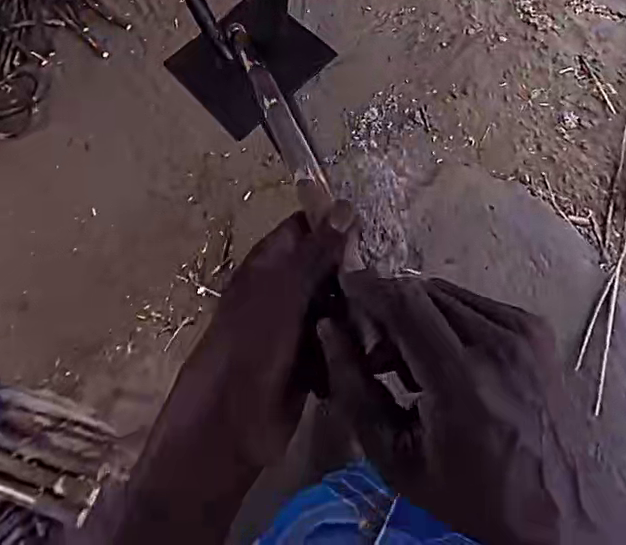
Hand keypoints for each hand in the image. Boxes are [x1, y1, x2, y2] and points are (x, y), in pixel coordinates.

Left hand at [100, 204, 354, 543]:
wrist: (232, 420)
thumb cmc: (252, 342)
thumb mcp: (286, 289)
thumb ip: (318, 250)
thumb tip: (347, 205)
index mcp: (272, 262)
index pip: (306, 227)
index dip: (336, 224)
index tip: (377, 228)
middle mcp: (285, 288)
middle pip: (327, 268)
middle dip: (355, 274)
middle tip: (393, 281)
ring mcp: (298, 325)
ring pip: (338, 307)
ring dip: (357, 315)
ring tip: (387, 321)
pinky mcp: (312, 360)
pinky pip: (339, 343)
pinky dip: (351, 347)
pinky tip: (374, 354)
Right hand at [316, 275, 587, 544]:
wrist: (563, 519)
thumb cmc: (472, 496)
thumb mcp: (396, 460)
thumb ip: (353, 390)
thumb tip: (329, 328)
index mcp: (463, 380)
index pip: (403, 302)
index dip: (367, 287)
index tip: (344, 289)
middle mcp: (497, 344)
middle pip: (419, 290)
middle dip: (388, 308)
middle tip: (378, 350)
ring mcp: (523, 332)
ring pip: (443, 292)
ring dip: (416, 312)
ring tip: (415, 360)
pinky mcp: (535, 328)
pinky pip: (471, 300)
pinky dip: (447, 317)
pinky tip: (449, 356)